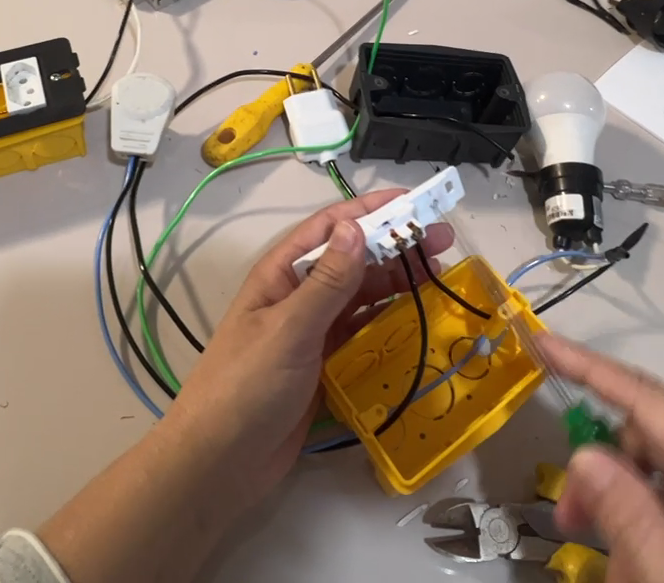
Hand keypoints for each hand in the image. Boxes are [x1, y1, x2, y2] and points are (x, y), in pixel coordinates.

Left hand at [166, 188, 453, 509]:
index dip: (371, 211)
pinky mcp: (323, 364)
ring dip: (396, 283)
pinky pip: (361, 332)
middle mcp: (298, 295)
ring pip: (361, 295)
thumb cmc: (247, 385)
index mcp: (282, 274)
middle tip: (443, 242)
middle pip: (352, 259)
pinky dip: (388, 322)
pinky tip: (417, 319)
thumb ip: (327, 281)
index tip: (413, 201)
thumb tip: (356, 226)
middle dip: (394, 246)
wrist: (220, 461)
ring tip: (439, 277)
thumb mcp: (290, 328)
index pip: (330, 228)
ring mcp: (311, 330)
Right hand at [537, 334, 663, 582]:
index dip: (591, 369)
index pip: (653, 404)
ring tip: (627, 577)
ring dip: (639, 522)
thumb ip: (636, 524)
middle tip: (570, 526)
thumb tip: (586, 455)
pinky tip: (660, 575)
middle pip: (660, 451)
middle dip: (610, 481)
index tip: (542, 343)